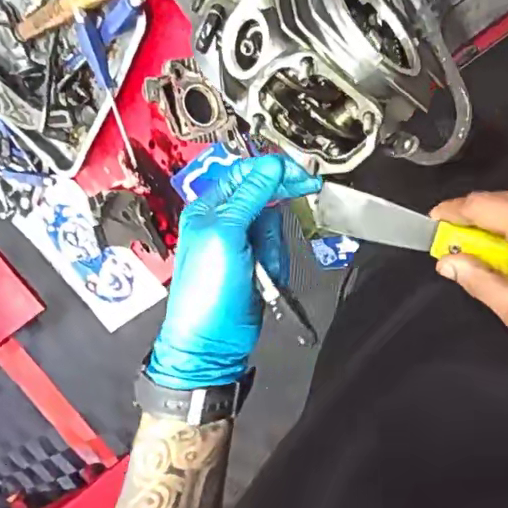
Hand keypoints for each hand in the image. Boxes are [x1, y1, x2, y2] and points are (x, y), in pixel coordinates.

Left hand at [147, 155, 322, 389]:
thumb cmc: (205, 292)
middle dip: (279, 206)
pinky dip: (278, 261)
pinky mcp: (256, 262)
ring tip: (263, 264)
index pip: (245, 172)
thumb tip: (270, 166)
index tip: (299, 172)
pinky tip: (266, 275)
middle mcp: (224, 220)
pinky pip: (278, 248)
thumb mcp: (226, 233)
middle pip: (264, 194)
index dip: (272, 168)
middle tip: (303, 196)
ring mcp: (242, 242)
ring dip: (275, 243)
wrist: (213, 340)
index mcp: (208, 207)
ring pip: (275, 223)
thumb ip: (249, 195)